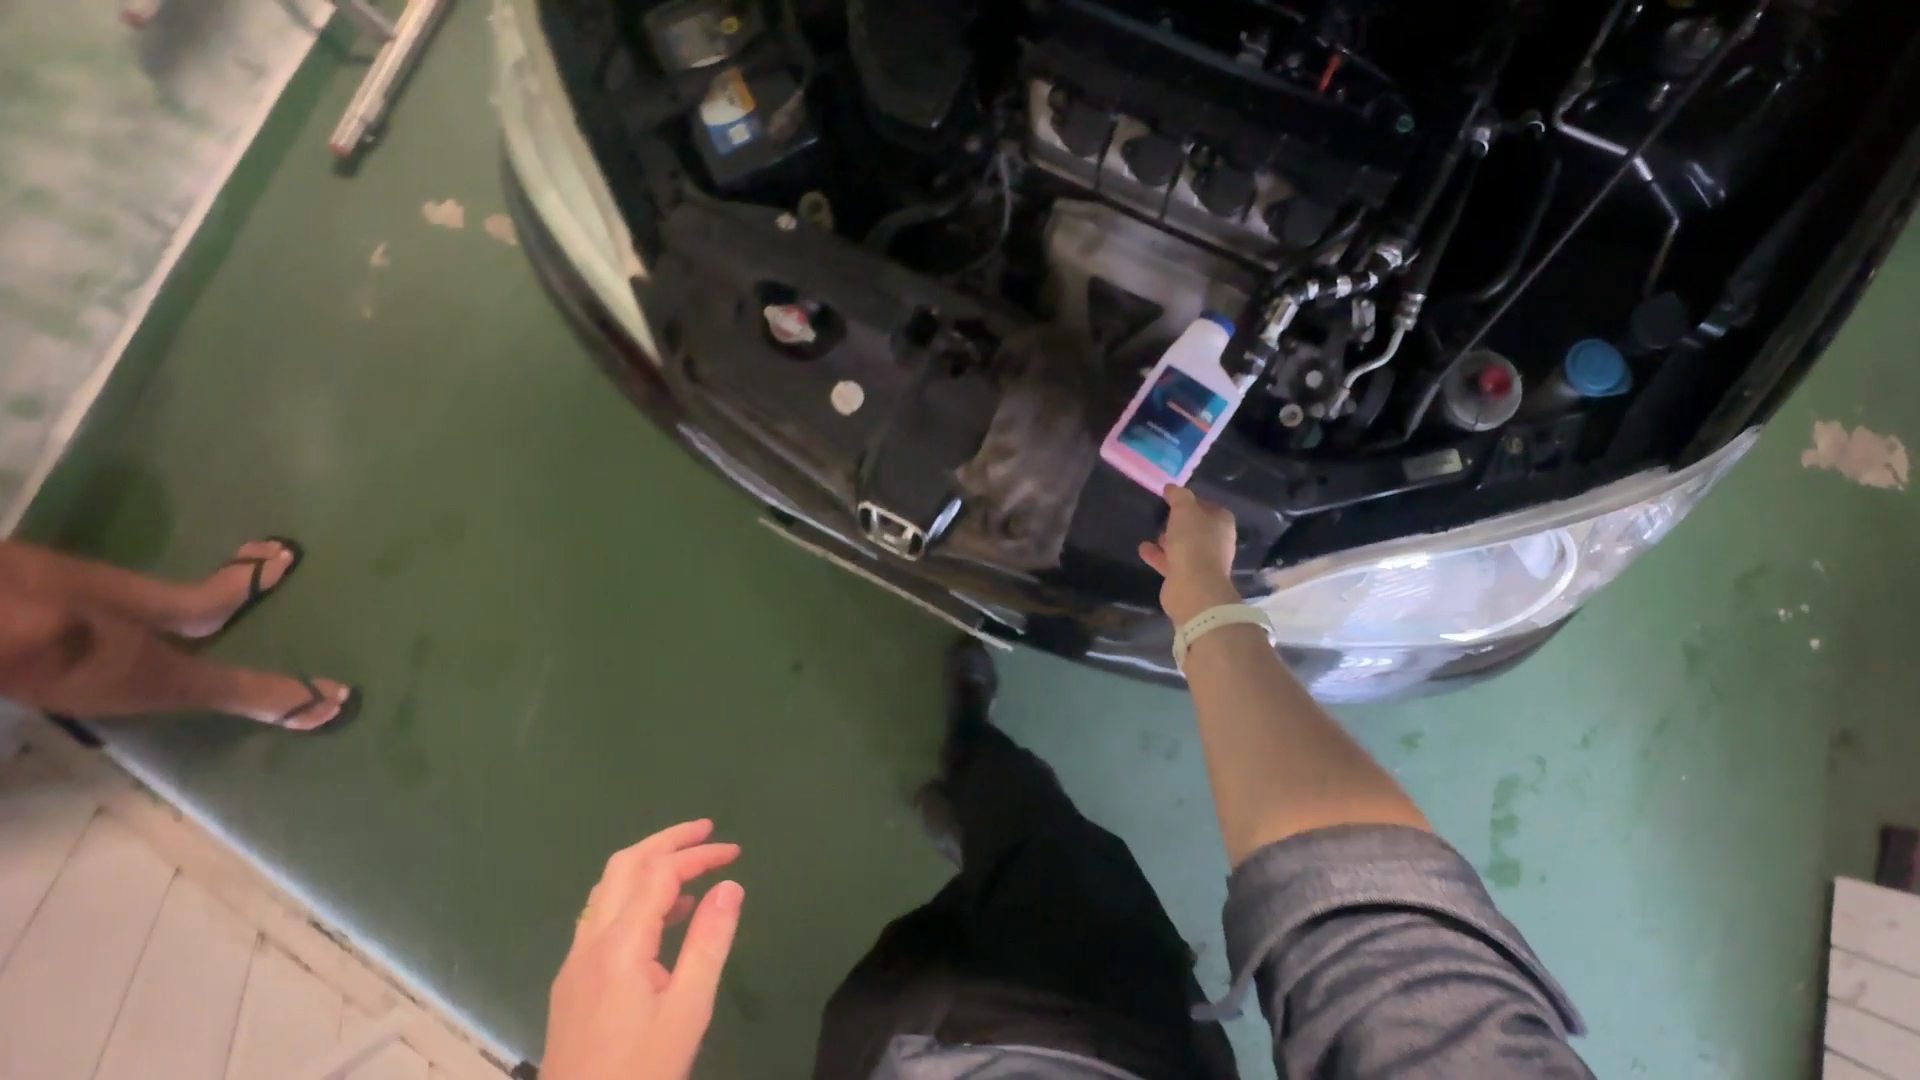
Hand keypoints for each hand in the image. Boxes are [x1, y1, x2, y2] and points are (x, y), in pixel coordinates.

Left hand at [543, 821, 742, 1079]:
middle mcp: (590, 942)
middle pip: (624, 865)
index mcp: (620, 945)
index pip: (660, 874)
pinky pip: (601, 917)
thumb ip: (709, 943)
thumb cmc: (642, 1069)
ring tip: (693, 875)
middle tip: (706, 831)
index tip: (735, 851)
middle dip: (666, 840)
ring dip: (647, 866)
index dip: (698, 854)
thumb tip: (729, 885)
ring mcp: (574, 962)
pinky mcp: (571, 981)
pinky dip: (633, 897)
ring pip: (607, 889)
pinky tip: (662, 922)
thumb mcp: (688, 1010)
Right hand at [1138, 485, 1241, 625]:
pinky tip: (1143, 549)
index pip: (1211, 508)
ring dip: (1170, 540)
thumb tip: (1172, 487)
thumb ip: (1178, 496)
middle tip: (1164, 514)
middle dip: (1182, 522)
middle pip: (1198, 528)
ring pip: (1184, 546)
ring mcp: (1202, 562)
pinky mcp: (1186, 578)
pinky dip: (1158, 555)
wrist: (1193, 587)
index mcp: (1221, 524)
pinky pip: (1171, 562)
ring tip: (1154, 531)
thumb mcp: (1184, 510)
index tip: (1176, 498)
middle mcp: (1216, 543)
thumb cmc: (1193, 542)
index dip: (1195, 502)